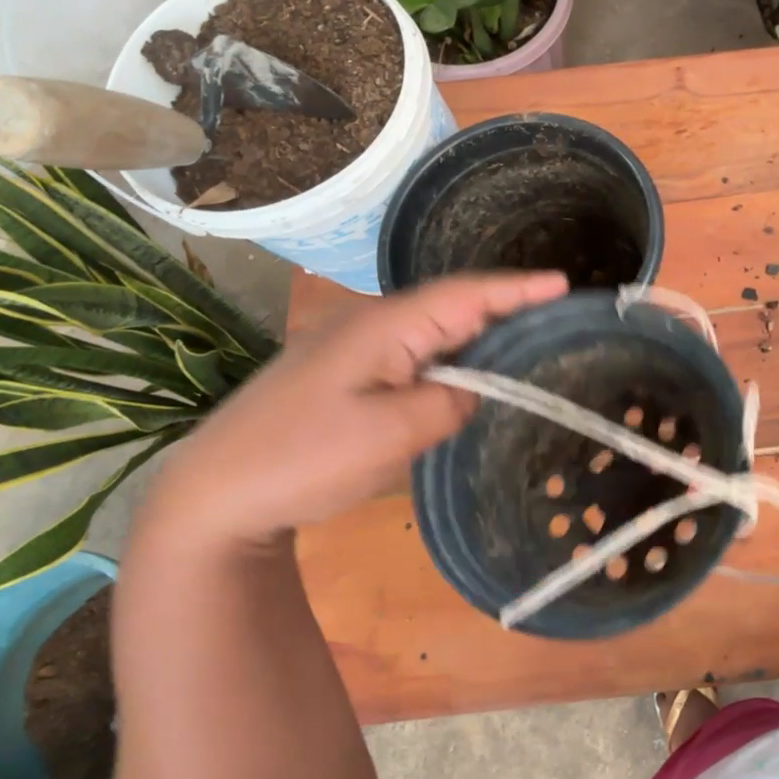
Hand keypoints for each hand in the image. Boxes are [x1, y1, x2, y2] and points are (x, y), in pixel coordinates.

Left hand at [138, 272, 568, 551]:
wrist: (213, 494)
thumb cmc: (302, 459)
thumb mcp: (390, 436)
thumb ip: (449, 403)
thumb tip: (477, 388)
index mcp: (386, 327)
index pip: (466, 295)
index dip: (518, 289)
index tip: (565, 284)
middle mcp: (372, 325)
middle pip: (452, 305)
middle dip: (507, 305)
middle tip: (560, 315)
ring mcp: (353, 348)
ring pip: (432, 329)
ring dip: (479, 331)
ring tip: (529, 339)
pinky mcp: (343, 374)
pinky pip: (413, 352)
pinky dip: (451, 356)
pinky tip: (466, 374)